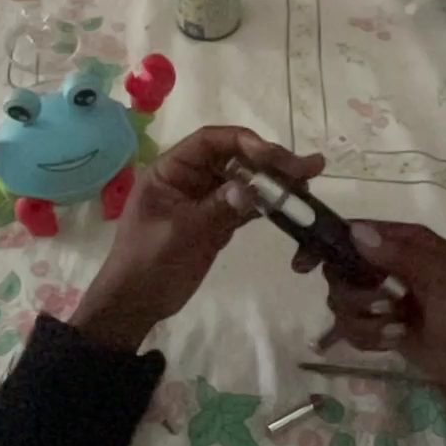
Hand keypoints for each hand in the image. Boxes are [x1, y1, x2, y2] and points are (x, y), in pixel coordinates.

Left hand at [73, 126, 324, 350]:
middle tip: (305, 167)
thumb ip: (217, 208)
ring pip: (245, 180)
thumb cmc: (147, 262)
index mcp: (171, 170)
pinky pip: (247, 205)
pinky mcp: (218, 221)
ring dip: (275, 180)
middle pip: (234, 157)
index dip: (243, 142)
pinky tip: (293, 203)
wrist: (136, 303)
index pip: (209, 142)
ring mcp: (206, 199)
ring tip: (309, 180)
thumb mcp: (180, 233)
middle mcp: (190, 178)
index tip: (273, 155)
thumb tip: (253, 189)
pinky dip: (269, 203)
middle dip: (269, 159)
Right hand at [294, 221, 445, 445]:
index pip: (352, 232)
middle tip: (380, 305)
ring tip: (396, 328)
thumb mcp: (440, 277)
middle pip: (338, 271)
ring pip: (340, 303)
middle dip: (354, 295)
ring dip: (365, 321)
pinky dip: (368, 338)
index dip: (324, 244)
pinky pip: (350, 329)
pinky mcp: (376, 325)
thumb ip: (399, 254)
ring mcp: (379, 297)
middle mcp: (385, 265)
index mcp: (403, 242)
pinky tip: (393, 341)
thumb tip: (356, 232)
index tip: (304, 265)